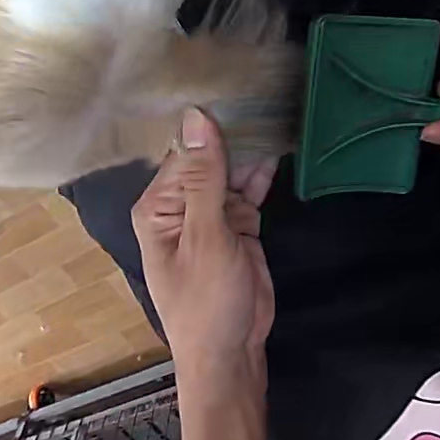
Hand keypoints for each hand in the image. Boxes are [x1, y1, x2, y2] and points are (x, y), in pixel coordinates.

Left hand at [132, 107, 276, 388]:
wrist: (231, 351)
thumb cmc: (206, 300)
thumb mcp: (207, 236)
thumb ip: (205, 177)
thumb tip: (196, 116)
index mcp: (160, 206)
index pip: (185, 153)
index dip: (211, 124)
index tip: (238, 88)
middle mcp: (183, 206)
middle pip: (209, 159)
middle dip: (234, 133)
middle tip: (266, 91)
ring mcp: (213, 216)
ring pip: (232, 173)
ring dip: (251, 151)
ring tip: (278, 111)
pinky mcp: (239, 227)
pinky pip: (249, 192)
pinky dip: (262, 175)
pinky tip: (279, 148)